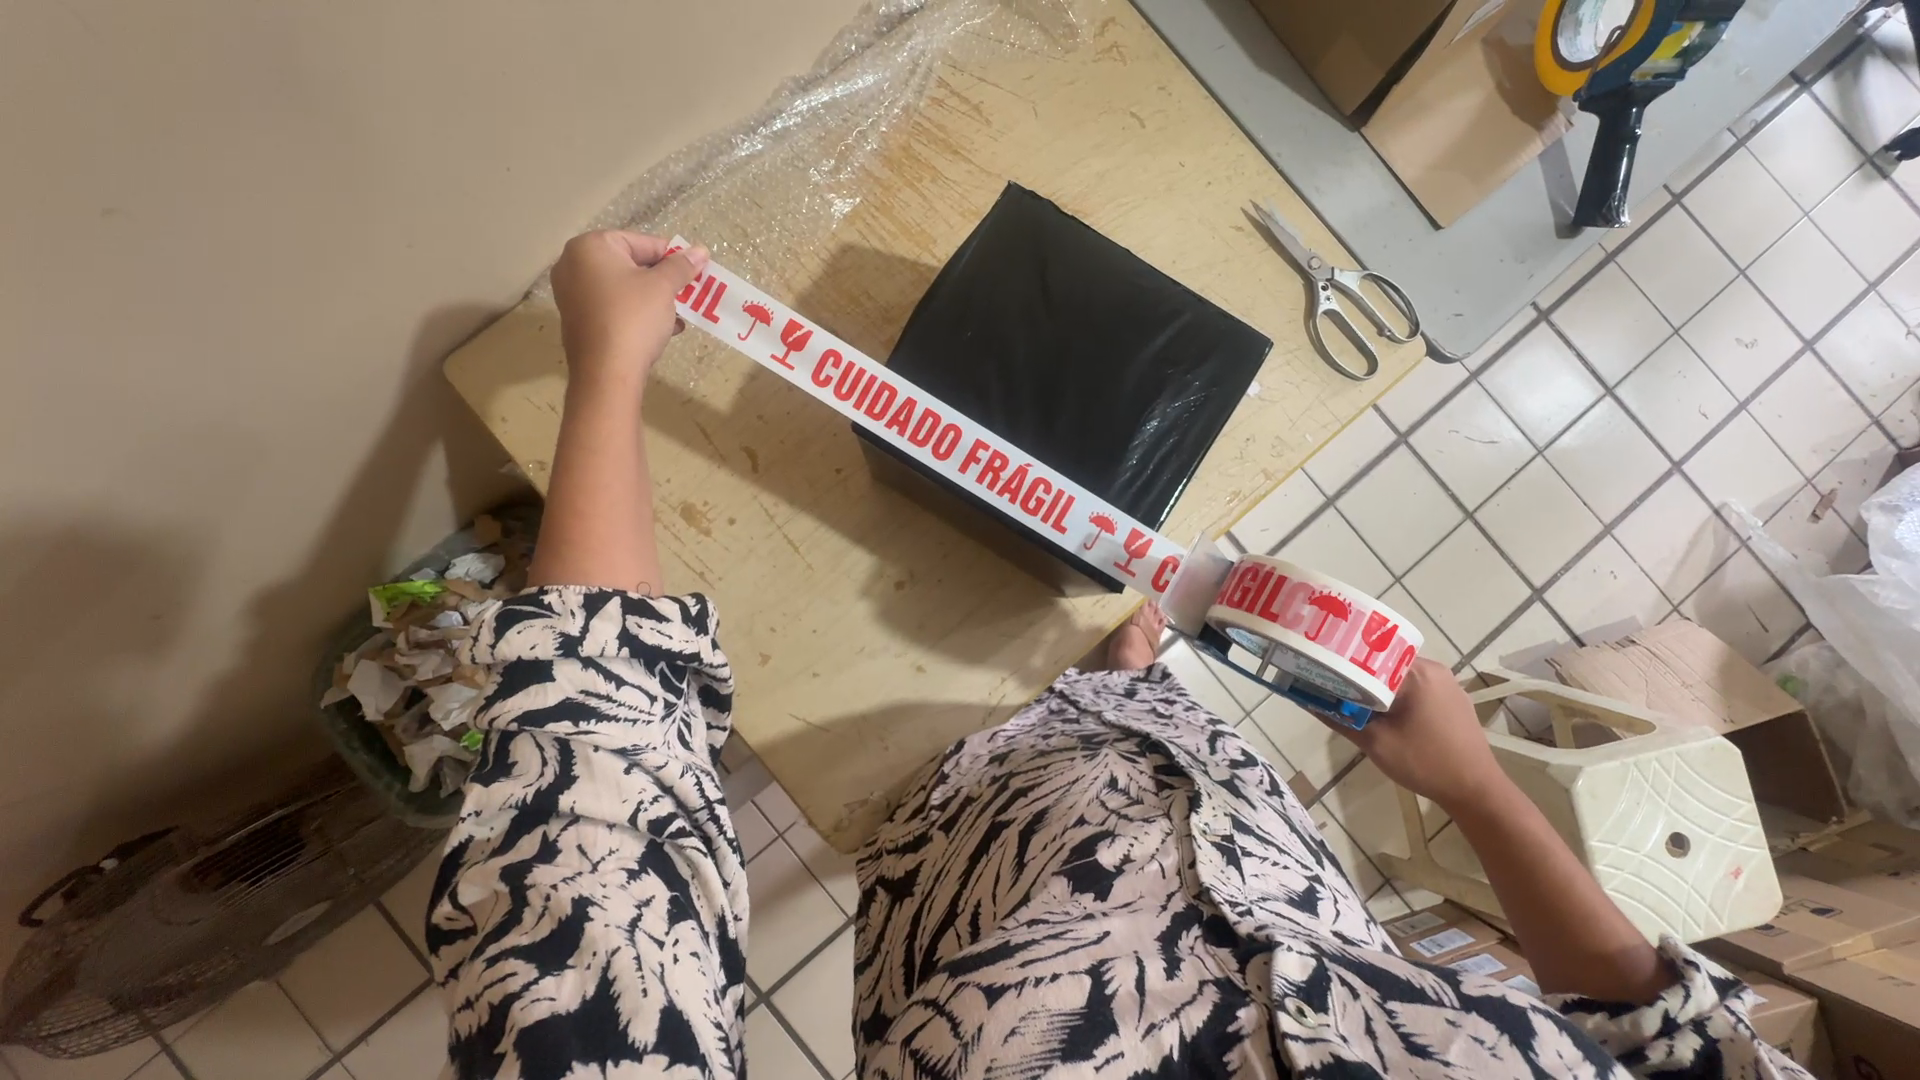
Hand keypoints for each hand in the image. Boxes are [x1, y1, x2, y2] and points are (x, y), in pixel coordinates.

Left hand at [550, 231, 709, 391]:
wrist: (607, 371)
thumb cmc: (634, 318)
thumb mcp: (663, 287)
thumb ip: (681, 266)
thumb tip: (701, 250)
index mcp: (590, 247)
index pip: (640, 242)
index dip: (671, 256)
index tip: (692, 272)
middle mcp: (573, 264)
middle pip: (629, 264)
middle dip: (661, 280)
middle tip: (685, 293)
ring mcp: (571, 294)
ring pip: (622, 288)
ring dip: (652, 299)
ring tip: (678, 314)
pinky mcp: (578, 320)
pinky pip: (612, 307)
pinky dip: (635, 313)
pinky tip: (661, 329)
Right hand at [1329, 658, 1509, 812]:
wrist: (1476, 791)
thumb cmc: (1424, 763)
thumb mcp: (1373, 742)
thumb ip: (1337, 717)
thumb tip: (1304, 698)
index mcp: (1415, 672)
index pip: (1368, 653)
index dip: (1340, 659)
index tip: (1317, 667)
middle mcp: (1433, 669)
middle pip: (1382, 662)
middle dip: (1356, 673)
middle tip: (1327, 683)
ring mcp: (1446, 683)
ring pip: (1398, 674)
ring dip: (1375, 685)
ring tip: (1349, 699)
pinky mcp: (1452, 698)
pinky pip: (1415, 686)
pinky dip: (1395, 693)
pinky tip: (1381, 712)